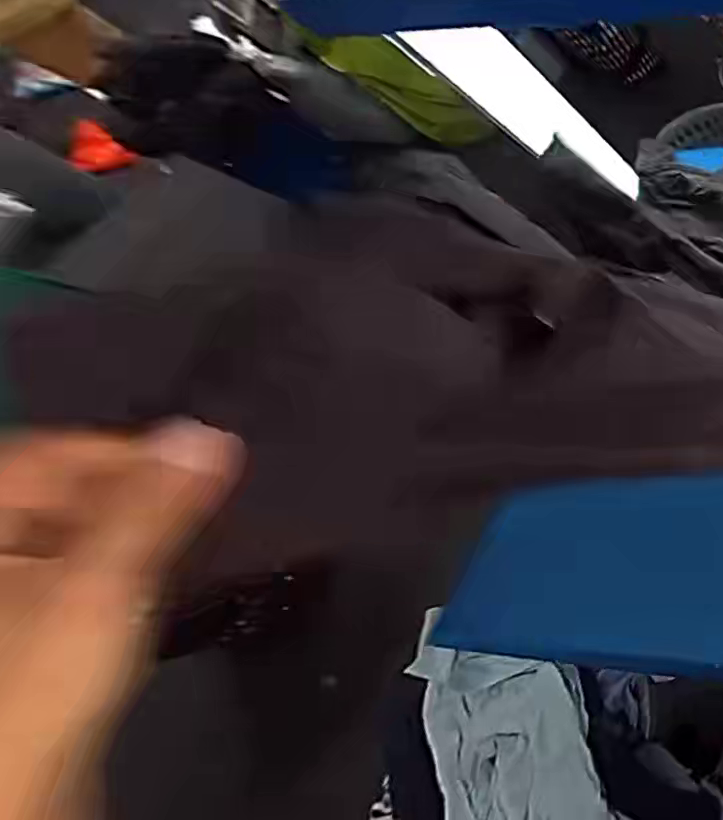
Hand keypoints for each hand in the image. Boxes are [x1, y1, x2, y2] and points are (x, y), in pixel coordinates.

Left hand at [0, 422, 240, 819]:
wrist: (18, 779)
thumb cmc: (37, 689)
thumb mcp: (106, 590)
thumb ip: (156, 509)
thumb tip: (210, 436)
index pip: (45, 456)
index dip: (125, 454)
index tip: (198, 467)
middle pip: (66, 489)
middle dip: (145, 489)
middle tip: (202, 507)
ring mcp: (9, 586)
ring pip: (85, 522)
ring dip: (147, 521)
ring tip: (191, 541)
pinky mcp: (31, 614)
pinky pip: (88, 554)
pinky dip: (134, 551)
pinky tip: (162, 573)